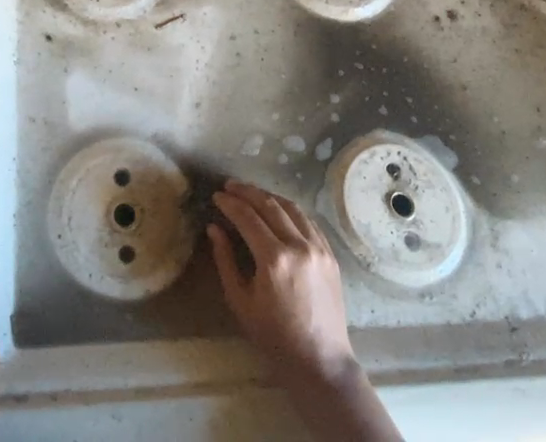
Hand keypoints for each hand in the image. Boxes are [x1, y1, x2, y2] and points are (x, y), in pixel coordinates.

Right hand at [207, 180, 356, 384]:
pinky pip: (308, 222)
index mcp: (274, 259)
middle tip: (229, 186)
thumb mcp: (240, 300)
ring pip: (292, 208)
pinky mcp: (330, 255)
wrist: (319, 358)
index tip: (216, 196)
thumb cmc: (273, 335)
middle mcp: (299, 246)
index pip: (247, 217)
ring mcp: (319, 248)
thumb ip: (225, 260)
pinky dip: (290, 210)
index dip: (229, 203)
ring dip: (269, 196)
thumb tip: (214, 228)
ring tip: (251, 193)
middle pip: (270, 205)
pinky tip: (278, 210)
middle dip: (247, 192)